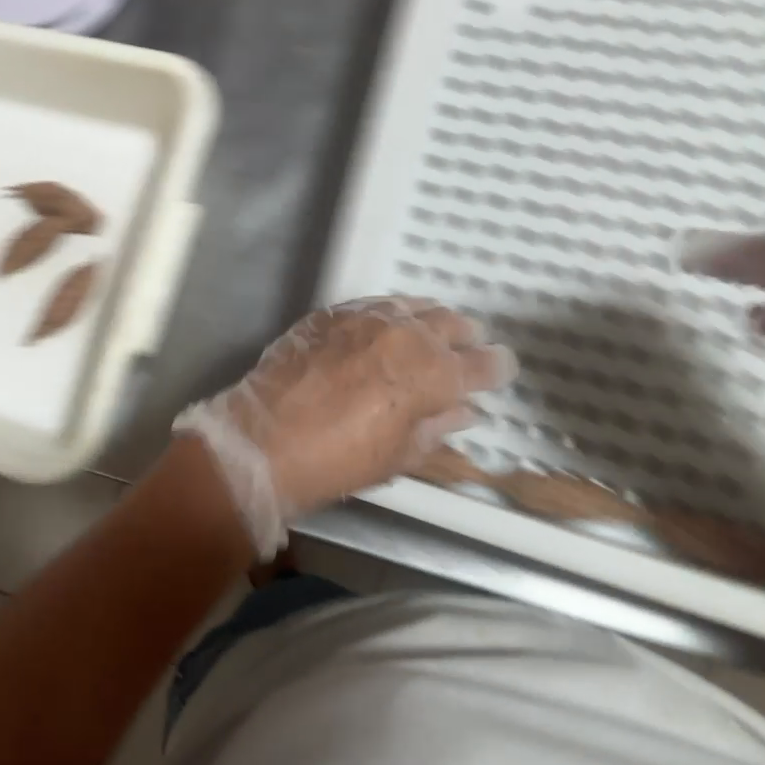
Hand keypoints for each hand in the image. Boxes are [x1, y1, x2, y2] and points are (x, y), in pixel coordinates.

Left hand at [174, 296, 516, 556]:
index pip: (481, 364)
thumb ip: (437, 427)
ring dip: (428, 319)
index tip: (501, 370)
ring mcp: (364, 318)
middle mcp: (405, 334)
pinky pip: (372, 304)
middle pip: (449, 325)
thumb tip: (463, 411)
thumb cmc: (338, 460)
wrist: (264, 441)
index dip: (495, 368)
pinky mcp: (329, 314)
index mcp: (432, 373)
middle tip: (469, 347)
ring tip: (433, 330)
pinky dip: (389, 313)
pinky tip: (389, 323)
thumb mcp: (399, 456)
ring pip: (412, 306)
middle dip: (464, 337)